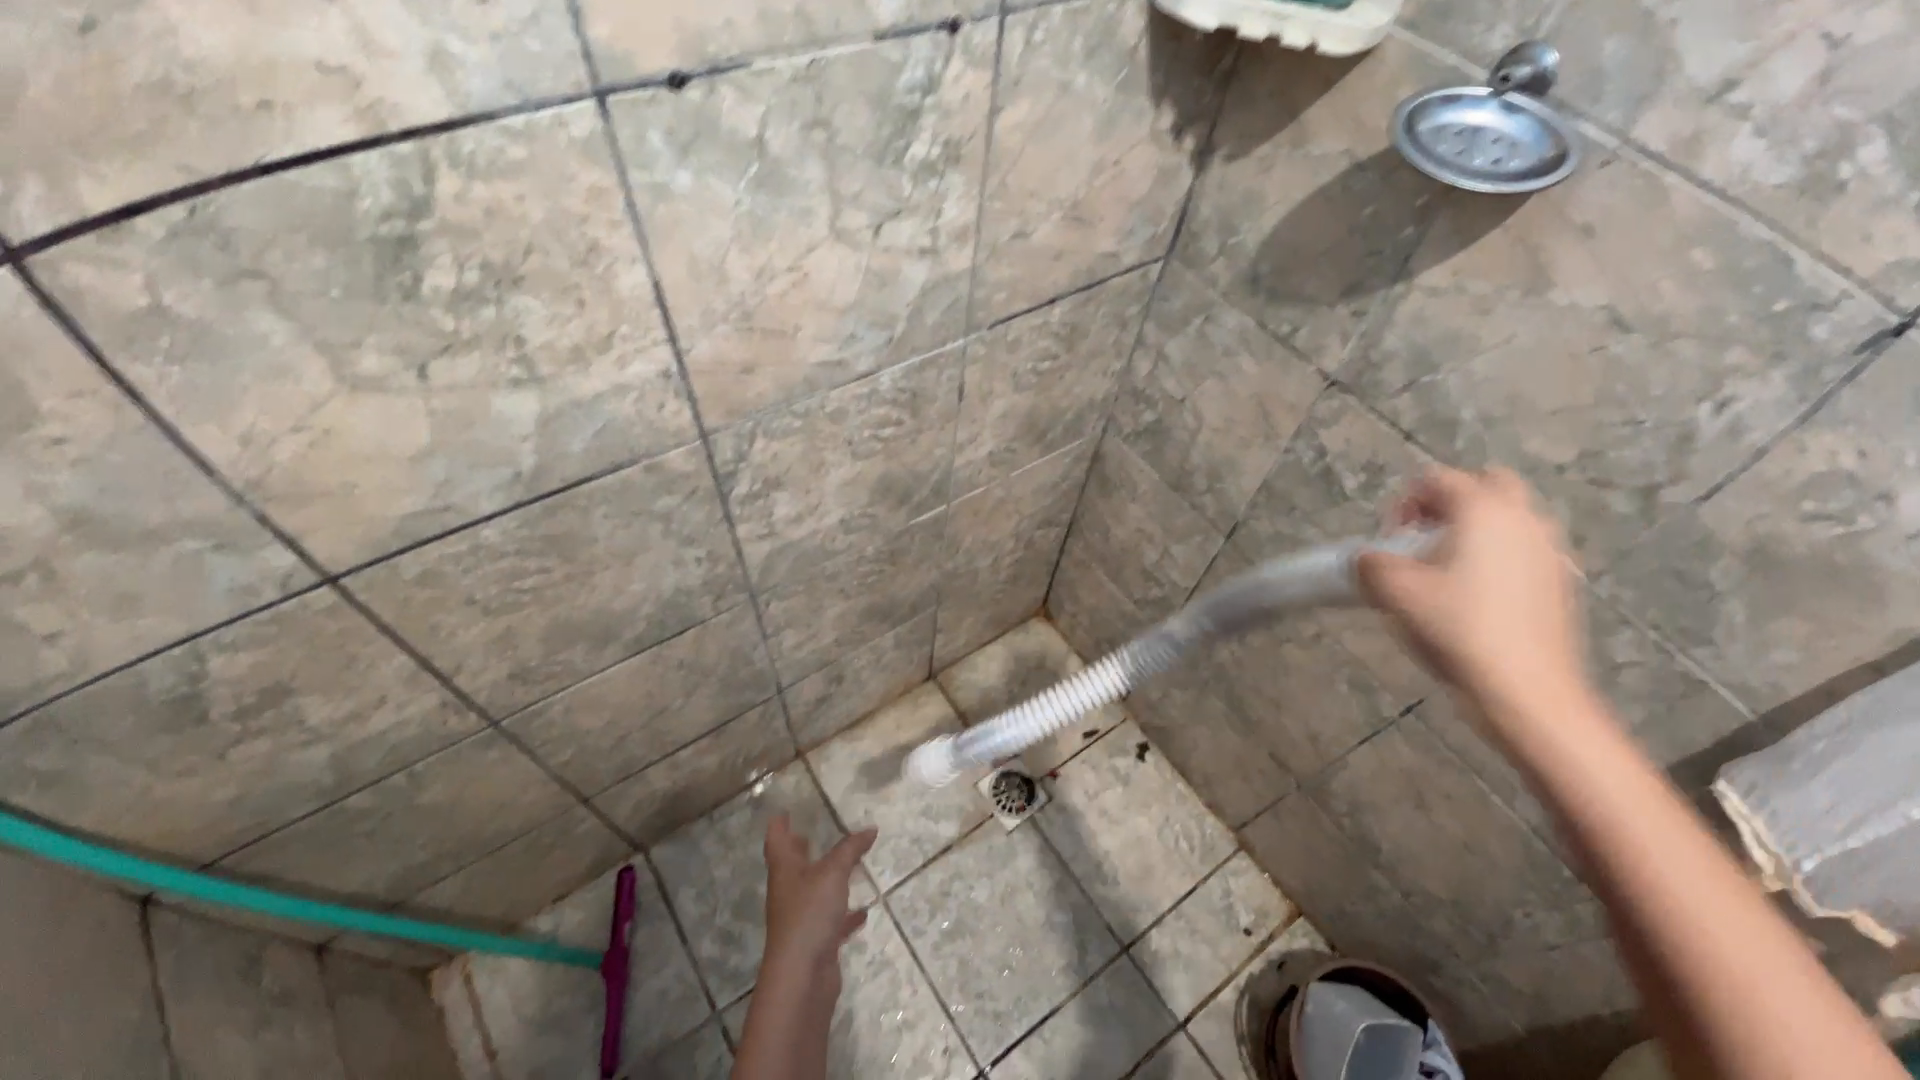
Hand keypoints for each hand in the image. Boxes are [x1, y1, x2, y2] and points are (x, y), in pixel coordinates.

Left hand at [761, 815, 876, 976]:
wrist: (802, 974)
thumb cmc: (809, 914)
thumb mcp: (833, 874)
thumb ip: (850, 850)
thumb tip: (870, 828)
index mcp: (784, 870)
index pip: (776, 839)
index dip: (779, 824)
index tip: (784, 811)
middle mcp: (788, 891)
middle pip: (790, 865)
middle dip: (799, 850)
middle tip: (809, 833)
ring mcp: (801, 918)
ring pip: (812, 892)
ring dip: (824, 879)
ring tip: (841, 864)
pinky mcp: (816, 940)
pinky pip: (832, 920)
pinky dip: (845, 914)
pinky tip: (863, 910)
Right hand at [1357, 466, 1592, 724]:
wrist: (1525, 688)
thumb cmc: (1457, 629)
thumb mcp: (1394, 593)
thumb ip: (1370, 565)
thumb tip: (1365, 559)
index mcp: (1482, 509)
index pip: (1436, 479)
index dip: (1403, 503)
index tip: (1390, 540)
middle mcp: (1522, 518)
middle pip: (1486, 485)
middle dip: (1450, 505)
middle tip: (1423, 541)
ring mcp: (1549, 549)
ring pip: (1510, 519)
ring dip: (1477, 532)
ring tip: (1448, 573)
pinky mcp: (1561, 581)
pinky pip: (1525, 552)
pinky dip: (1500, 560)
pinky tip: (1478, 600)